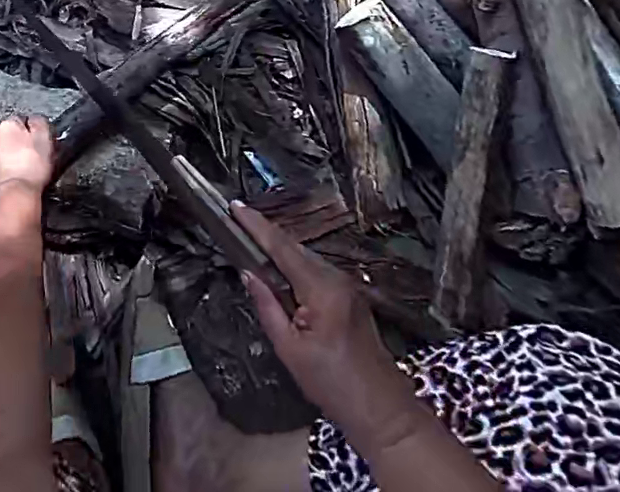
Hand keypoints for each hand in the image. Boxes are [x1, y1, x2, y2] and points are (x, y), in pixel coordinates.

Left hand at [0, 115, 53, 198]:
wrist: (12, 195)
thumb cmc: (30, 169)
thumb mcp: (45, 141)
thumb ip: (40, 124)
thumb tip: (35, 120)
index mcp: (7, 125)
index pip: (20, 122)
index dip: (30, 133)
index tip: (36, 143)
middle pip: (4, 134)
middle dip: (13, 142)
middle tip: (27, 156)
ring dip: (0, 154)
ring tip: (14, 167)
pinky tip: (0, 174)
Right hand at [231, 202, 383, 408]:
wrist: (385, 414)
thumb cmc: (334, 385)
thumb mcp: (289, 349)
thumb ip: (267, 306)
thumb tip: (247, 273)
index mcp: (322, 289)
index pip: (281, 247)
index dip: (256, 225)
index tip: (234, 206)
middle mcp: (337, 279)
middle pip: (294, 247)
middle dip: (264, 232)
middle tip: (235, 220)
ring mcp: (347, 287)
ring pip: (304, 257)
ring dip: (277, 248)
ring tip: (248, 238)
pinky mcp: (350, 296)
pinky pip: (314, 270)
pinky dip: (292, 263)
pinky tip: (276, 266)